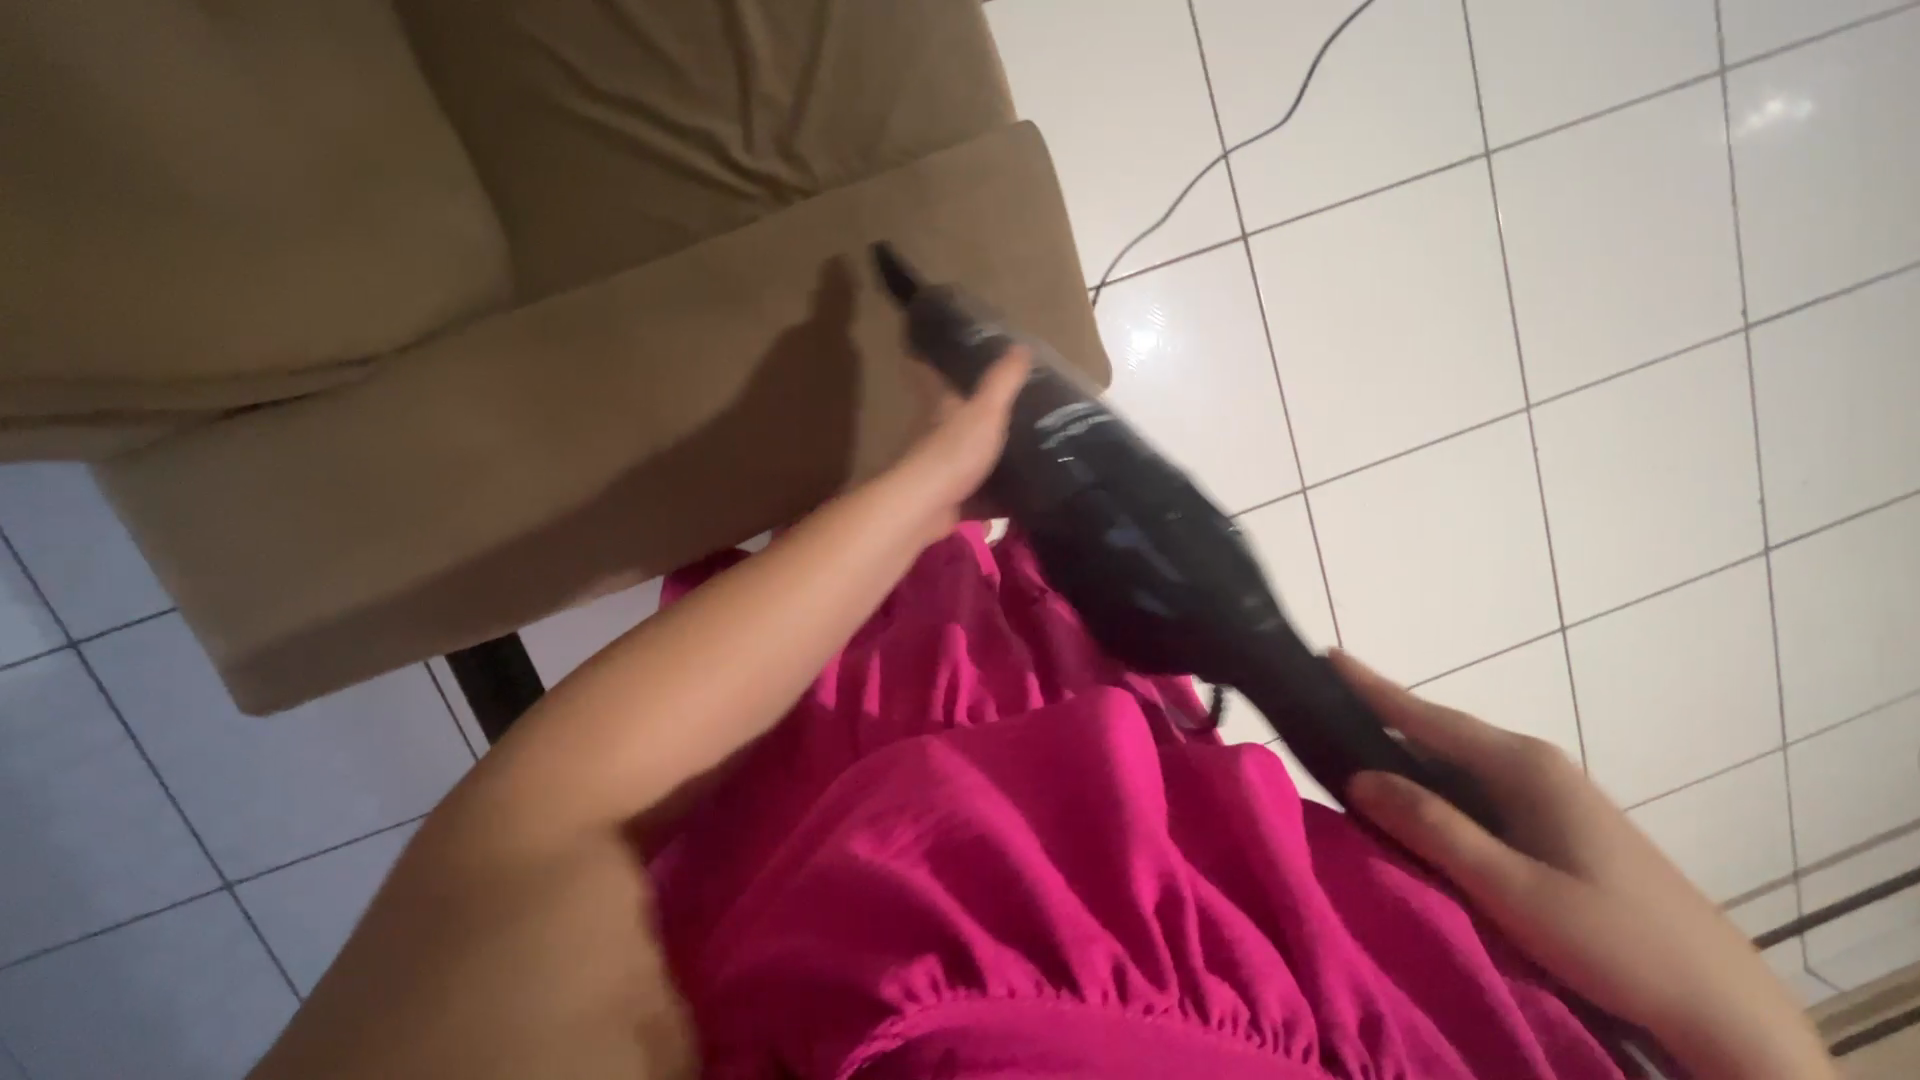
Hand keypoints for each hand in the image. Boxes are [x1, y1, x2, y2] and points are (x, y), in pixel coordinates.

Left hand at [883, 346, 1030, 545]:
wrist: (926, 506)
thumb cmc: (953, 451)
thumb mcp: (986, 410)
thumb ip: (1003, 381)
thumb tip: (1021, 345)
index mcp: (942, 407)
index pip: (933, 377)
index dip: (933, 364)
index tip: (943, 357)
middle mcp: (937, 435)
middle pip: (955, 420)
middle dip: (974, 416)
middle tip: (1012, 412)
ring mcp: (942, 469)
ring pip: (968, 458)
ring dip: (989, 459)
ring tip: (1027, 453)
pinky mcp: (950, 501)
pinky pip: (978, 496)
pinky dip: (996, 498)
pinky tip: (1020, 497)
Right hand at [1330, 651, 1833, 1079]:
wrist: (1721, 1003)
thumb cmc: (1612, 940)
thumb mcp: (1509, 889)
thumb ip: (1430, 827)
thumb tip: (1357, 776)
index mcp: (1522, 767)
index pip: (1427, 717)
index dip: (1373, 687)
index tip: (1327, 656)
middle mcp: (1536, 765)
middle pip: (1440, 732)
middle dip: (1381, 718)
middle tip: (1320, 711)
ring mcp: (1552, 792)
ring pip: (1457, 763)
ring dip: (1405, 755)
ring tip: (1349, 750)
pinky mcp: (1558, 822)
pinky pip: (1476, 788)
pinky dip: (1434, 785)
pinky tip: (1414, 801)